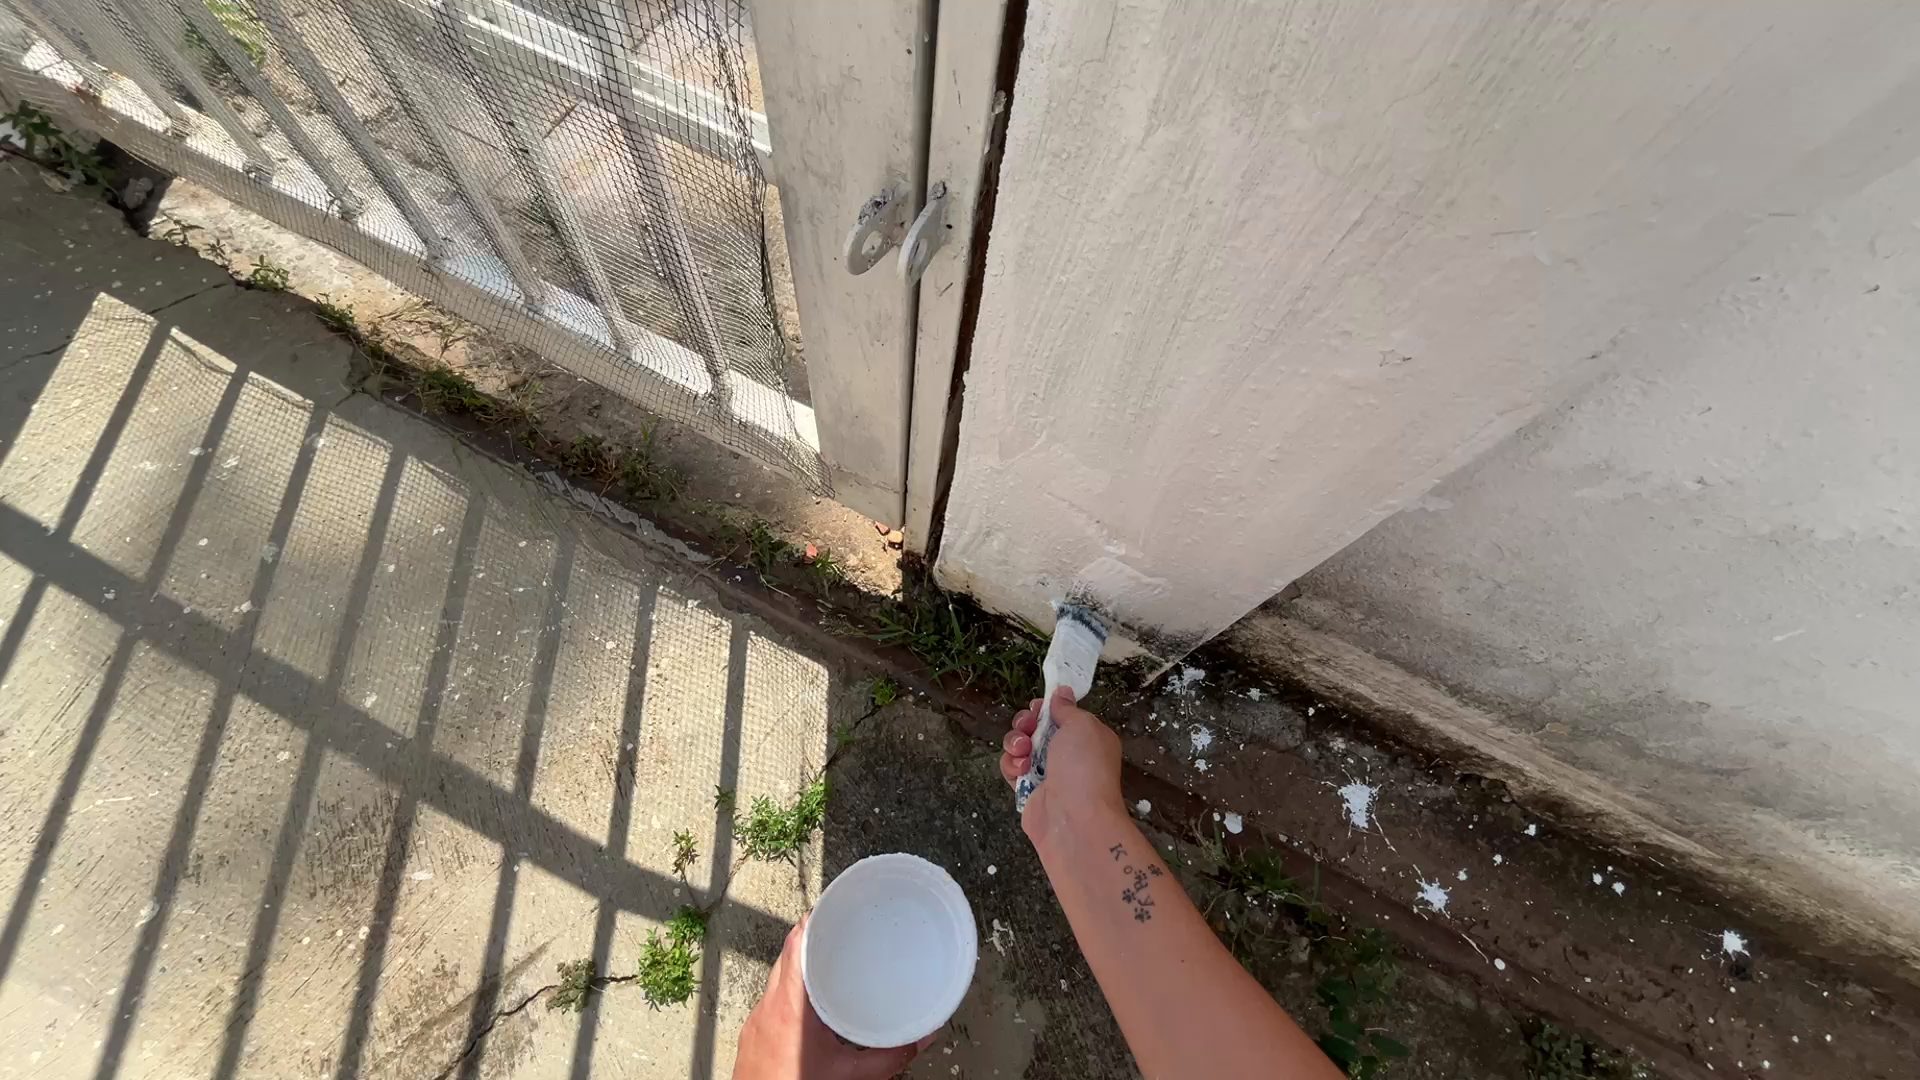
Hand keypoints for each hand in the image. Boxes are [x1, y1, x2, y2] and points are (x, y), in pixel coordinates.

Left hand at [732, 917, 934, 1079]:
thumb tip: (922, 1037)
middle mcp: (769, 1006)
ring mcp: (756, 1020)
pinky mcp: (752, 1035)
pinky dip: (791, 989)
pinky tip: (809, 1002)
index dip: (813, 919)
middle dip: (813, 937)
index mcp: (790, 1006)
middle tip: (838, 930)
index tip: (832, 907)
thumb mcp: (850, 1077)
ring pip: (777, 975)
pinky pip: (771, 997)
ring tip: (828, 961)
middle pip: (787, 953)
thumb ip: (889, 1056)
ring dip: (801, 964)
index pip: (796, 942)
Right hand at [999, 686, 1124, 845]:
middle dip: (1026, 723)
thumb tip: (1062, 692)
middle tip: (1029, 728)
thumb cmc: (1084, 766)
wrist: (1074, 818)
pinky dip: (1011, 765)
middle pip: (1035, 727)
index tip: (1039, 707)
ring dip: (1016, 742)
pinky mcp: (1027, 790)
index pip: (1060, 715)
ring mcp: (1046, 773)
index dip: (1045, 708)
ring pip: (1019, 746)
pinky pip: (1011, 769)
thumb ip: (1067, 708)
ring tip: (1023, 751)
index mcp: (1086, 737)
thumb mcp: (1082, 725)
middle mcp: (1067, 754)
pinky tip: (1020, 771)